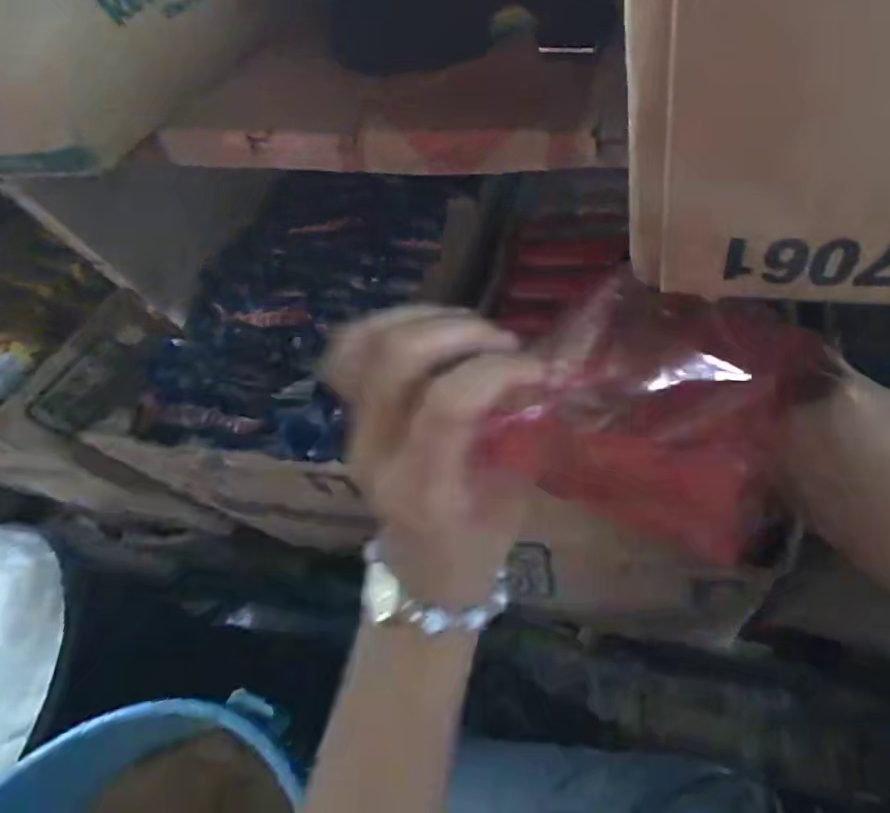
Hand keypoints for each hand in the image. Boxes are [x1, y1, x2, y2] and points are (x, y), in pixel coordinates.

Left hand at [323, 306, 544, 609]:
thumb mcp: (516, 494)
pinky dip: (392, 323)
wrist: (422, 571)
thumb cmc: (480, 541)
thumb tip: (541, 363)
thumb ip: (522, 427)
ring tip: (472, 329)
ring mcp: (353, 429)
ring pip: (368, 342)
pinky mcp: (348, 412)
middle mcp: (376, 453)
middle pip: (397, 358)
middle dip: (462, 332)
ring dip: (429, 318)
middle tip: (504, 343)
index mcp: (423, 489)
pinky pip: (351, 348)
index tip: (538, 368)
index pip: (448, 404)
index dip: (499, 369)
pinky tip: (433, 327)